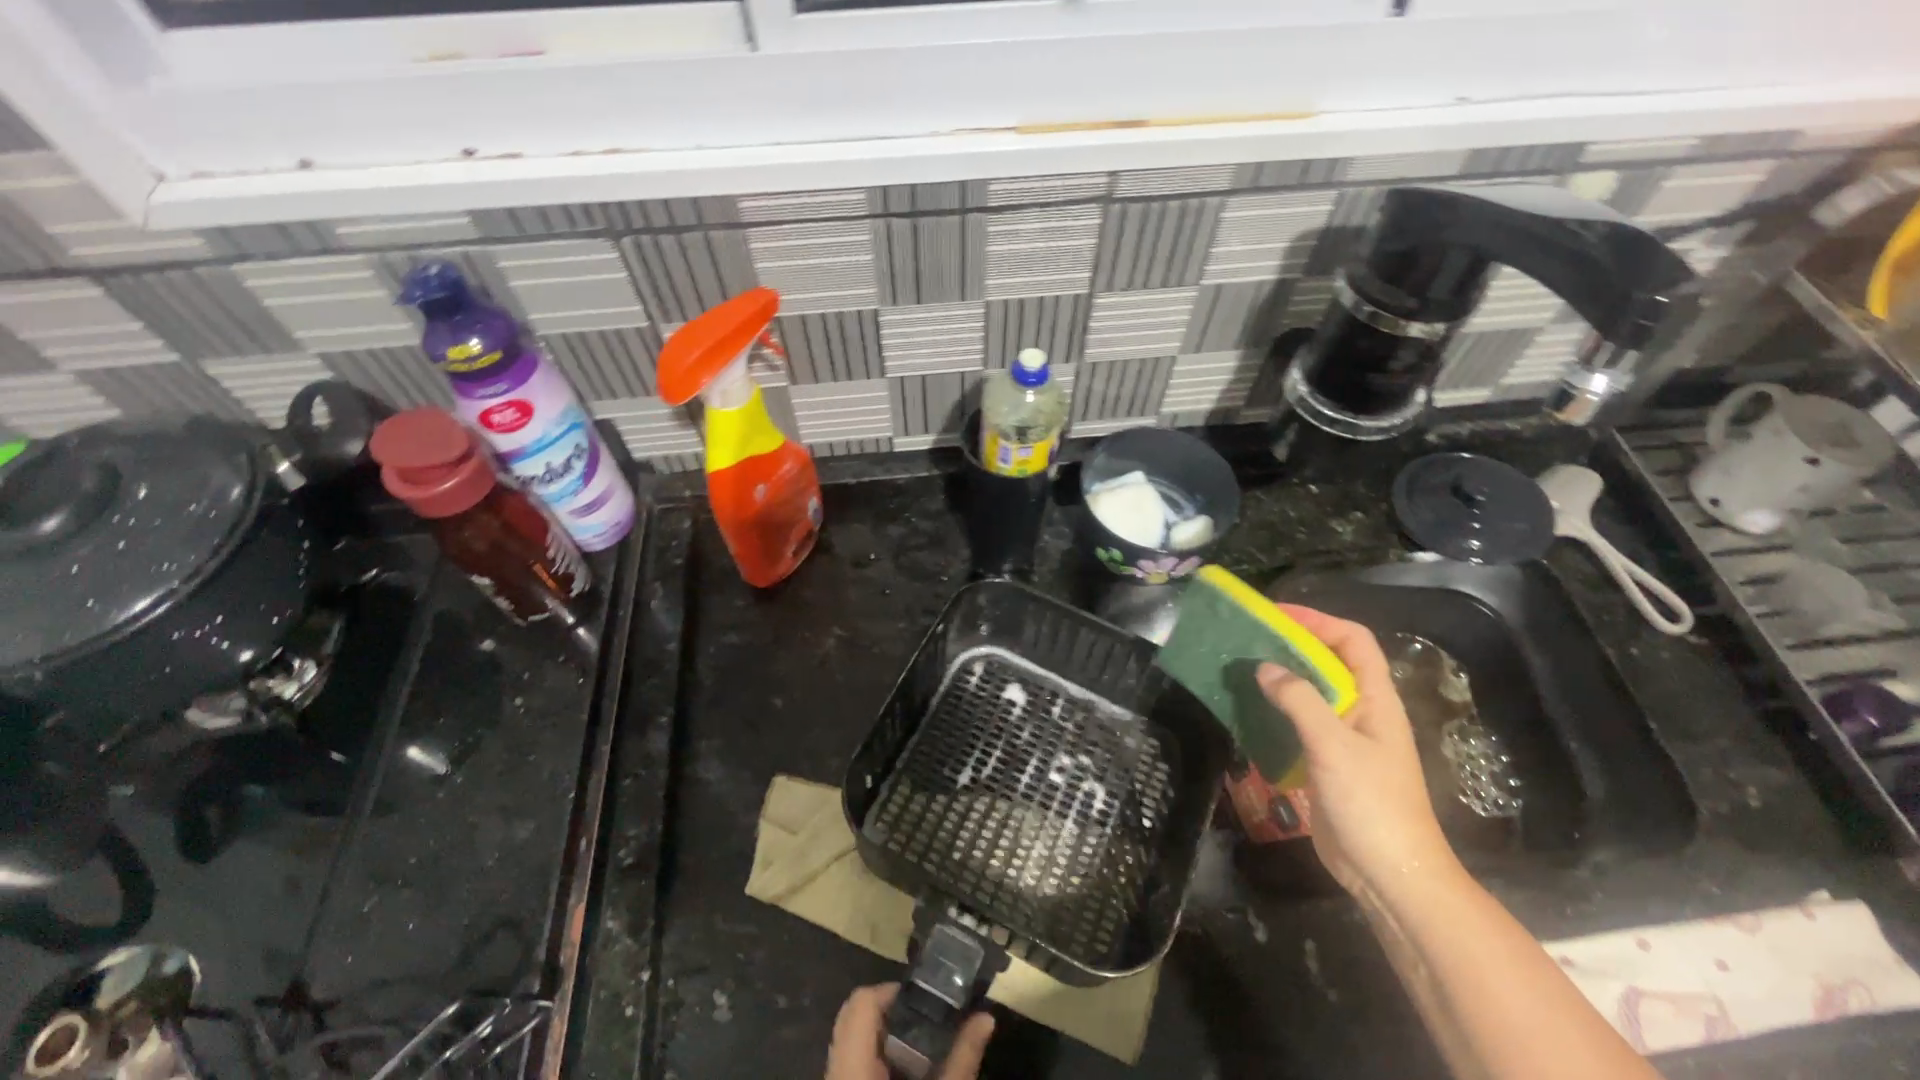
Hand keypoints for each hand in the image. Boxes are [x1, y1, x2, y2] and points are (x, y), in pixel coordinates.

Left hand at [826, 983, 995, 1079]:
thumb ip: (961, 1059)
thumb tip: (986, 1018)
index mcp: (852, 1066)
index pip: (862, 1002)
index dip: (894, 991)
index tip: (928, 997)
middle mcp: (837, 1068)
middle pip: (855, 1014)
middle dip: (894, 1010)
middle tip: (930, 1020)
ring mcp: (838, 1078)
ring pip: (854, 1037)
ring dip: (888, 1033)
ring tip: (925, 1045)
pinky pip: (854, 1058)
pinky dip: (881, 1053)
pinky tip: (910, 1070)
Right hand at [1256, 606, 1462, 903]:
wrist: (1390, 873)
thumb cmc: (1372, 803)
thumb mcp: (1333, 746)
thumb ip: (1299, 701)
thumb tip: (1265, 667)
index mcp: (1377, 700)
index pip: (1353, 642)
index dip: (1319, 621)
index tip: (1276, 615)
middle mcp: (1362, 713)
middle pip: (1329, 665)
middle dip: (1291, 648)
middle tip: (1247, 640)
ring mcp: (1345, 741)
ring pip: (1311, 696)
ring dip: (1280, 681)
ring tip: (1240, 671)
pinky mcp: (1327, 766)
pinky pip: (1299, 728)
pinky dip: (1274, 715)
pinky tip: (1247, 715)